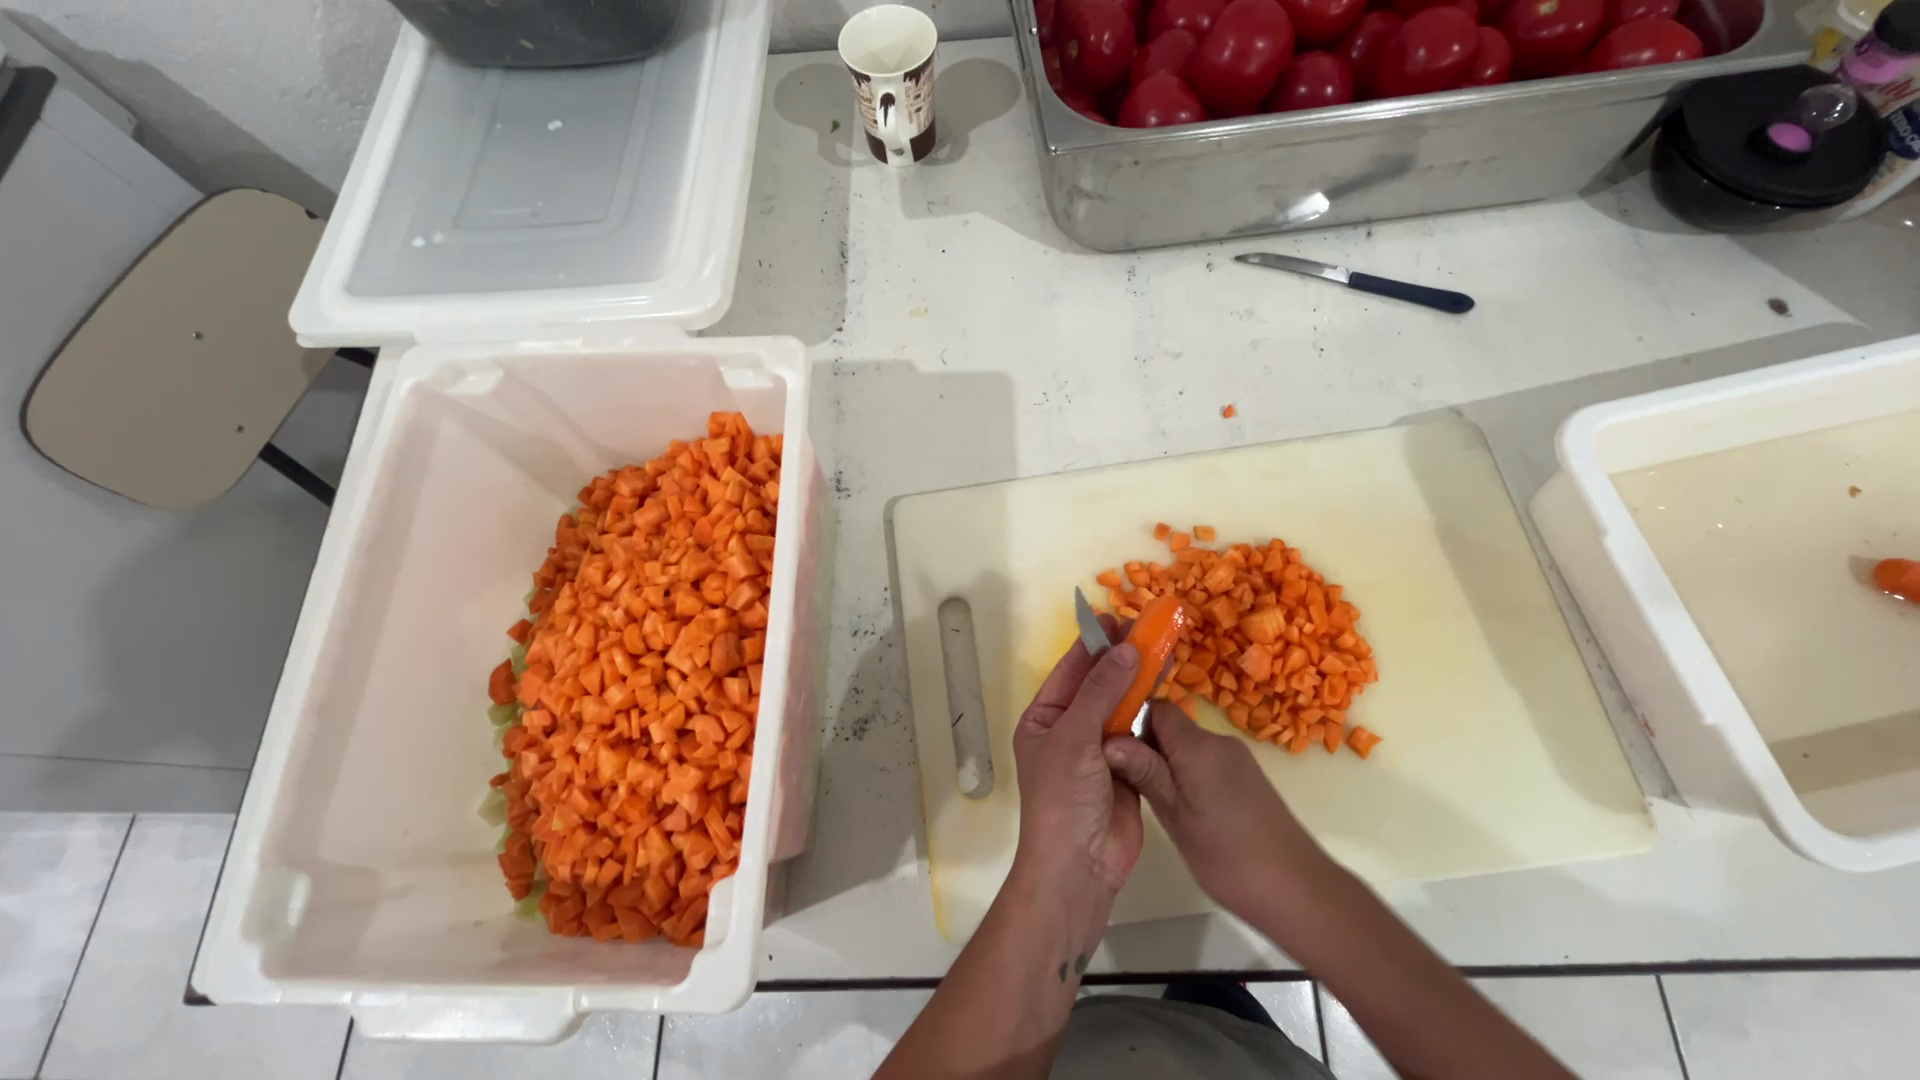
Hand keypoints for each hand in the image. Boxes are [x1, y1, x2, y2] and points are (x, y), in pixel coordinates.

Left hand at [1011, 619, 1144, 902]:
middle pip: (1096, 686)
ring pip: (1119, 707)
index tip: (1115, 617)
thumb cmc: (1064, 798)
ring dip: (1138, 682)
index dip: (1092, 645)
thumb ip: (1100, 692)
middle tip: (1147, 628)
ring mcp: (1097, 751)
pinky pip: (1138, 733)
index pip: (1069, 672)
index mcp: (1044, 720)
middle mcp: (1068, 731)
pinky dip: (1151, 713)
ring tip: (1163, 650)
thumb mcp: (1075, 738)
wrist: (1079, 865)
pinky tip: (1168, 691)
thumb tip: (1126, 650)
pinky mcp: (1125, 769)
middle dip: (1119, 659)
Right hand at [1103, 701, 1332, 919]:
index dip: (1131, 722)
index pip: (1156, 709)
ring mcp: (1236, 760)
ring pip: (1187, 748)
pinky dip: (1187, 777)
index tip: (1110, 749)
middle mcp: (1219, 743)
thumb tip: (1107, 738)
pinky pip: (1205, 763)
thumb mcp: (1176, 817)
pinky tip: (1182, 810)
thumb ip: (1145, 774)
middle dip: (1146, 749)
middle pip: (1171, 728)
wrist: (1297, 890)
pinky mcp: (1247, 778)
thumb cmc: (1228, 857)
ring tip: (1151, 801)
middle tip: (1124, 782)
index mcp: (1199, 746)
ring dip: (1166, 766)